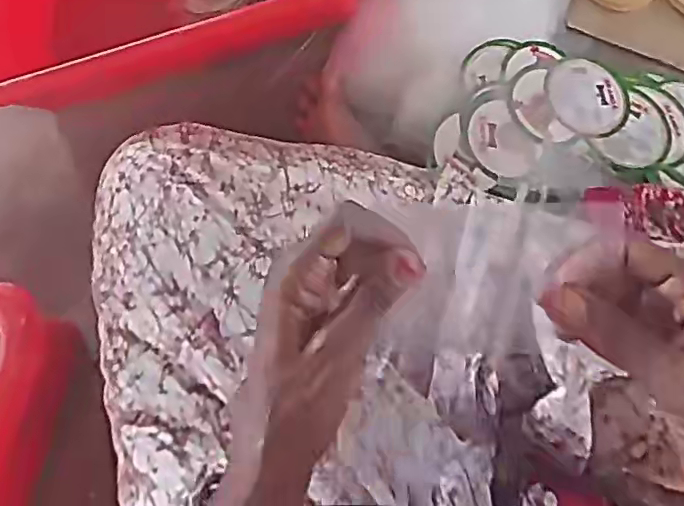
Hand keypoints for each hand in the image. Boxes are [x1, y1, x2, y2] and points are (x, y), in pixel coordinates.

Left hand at [215, 203, 423, 505]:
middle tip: (417, 276)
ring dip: (383, 263)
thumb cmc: (296, 410)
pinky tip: (392, 298)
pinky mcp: (315, 305)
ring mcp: (305, 287)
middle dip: (386, 247)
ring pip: (352, 253)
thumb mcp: (339, 355)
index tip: (414, 262)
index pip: (344, 224)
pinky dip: (374, 281)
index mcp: (294, 273)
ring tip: (410, 288)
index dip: (383, 234)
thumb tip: (411, 260)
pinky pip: (350, 276)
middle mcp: (297, 270)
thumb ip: (373, 302)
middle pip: (349, 233)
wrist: (266, 460)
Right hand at [540, 239, 683, 505]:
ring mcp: (671, 336)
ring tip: (554, 318)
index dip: (595, 262)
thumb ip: (617, 335)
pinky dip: (593, 331)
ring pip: (618, 303)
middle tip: (548, 302)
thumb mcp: (675, 379)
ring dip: (585, 306)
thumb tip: (558, 295)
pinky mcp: (659, 366)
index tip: (557, 283)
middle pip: (624, 275)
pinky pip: (619, 333)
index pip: (637, 257)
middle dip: (586, 283)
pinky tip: (572, 335)